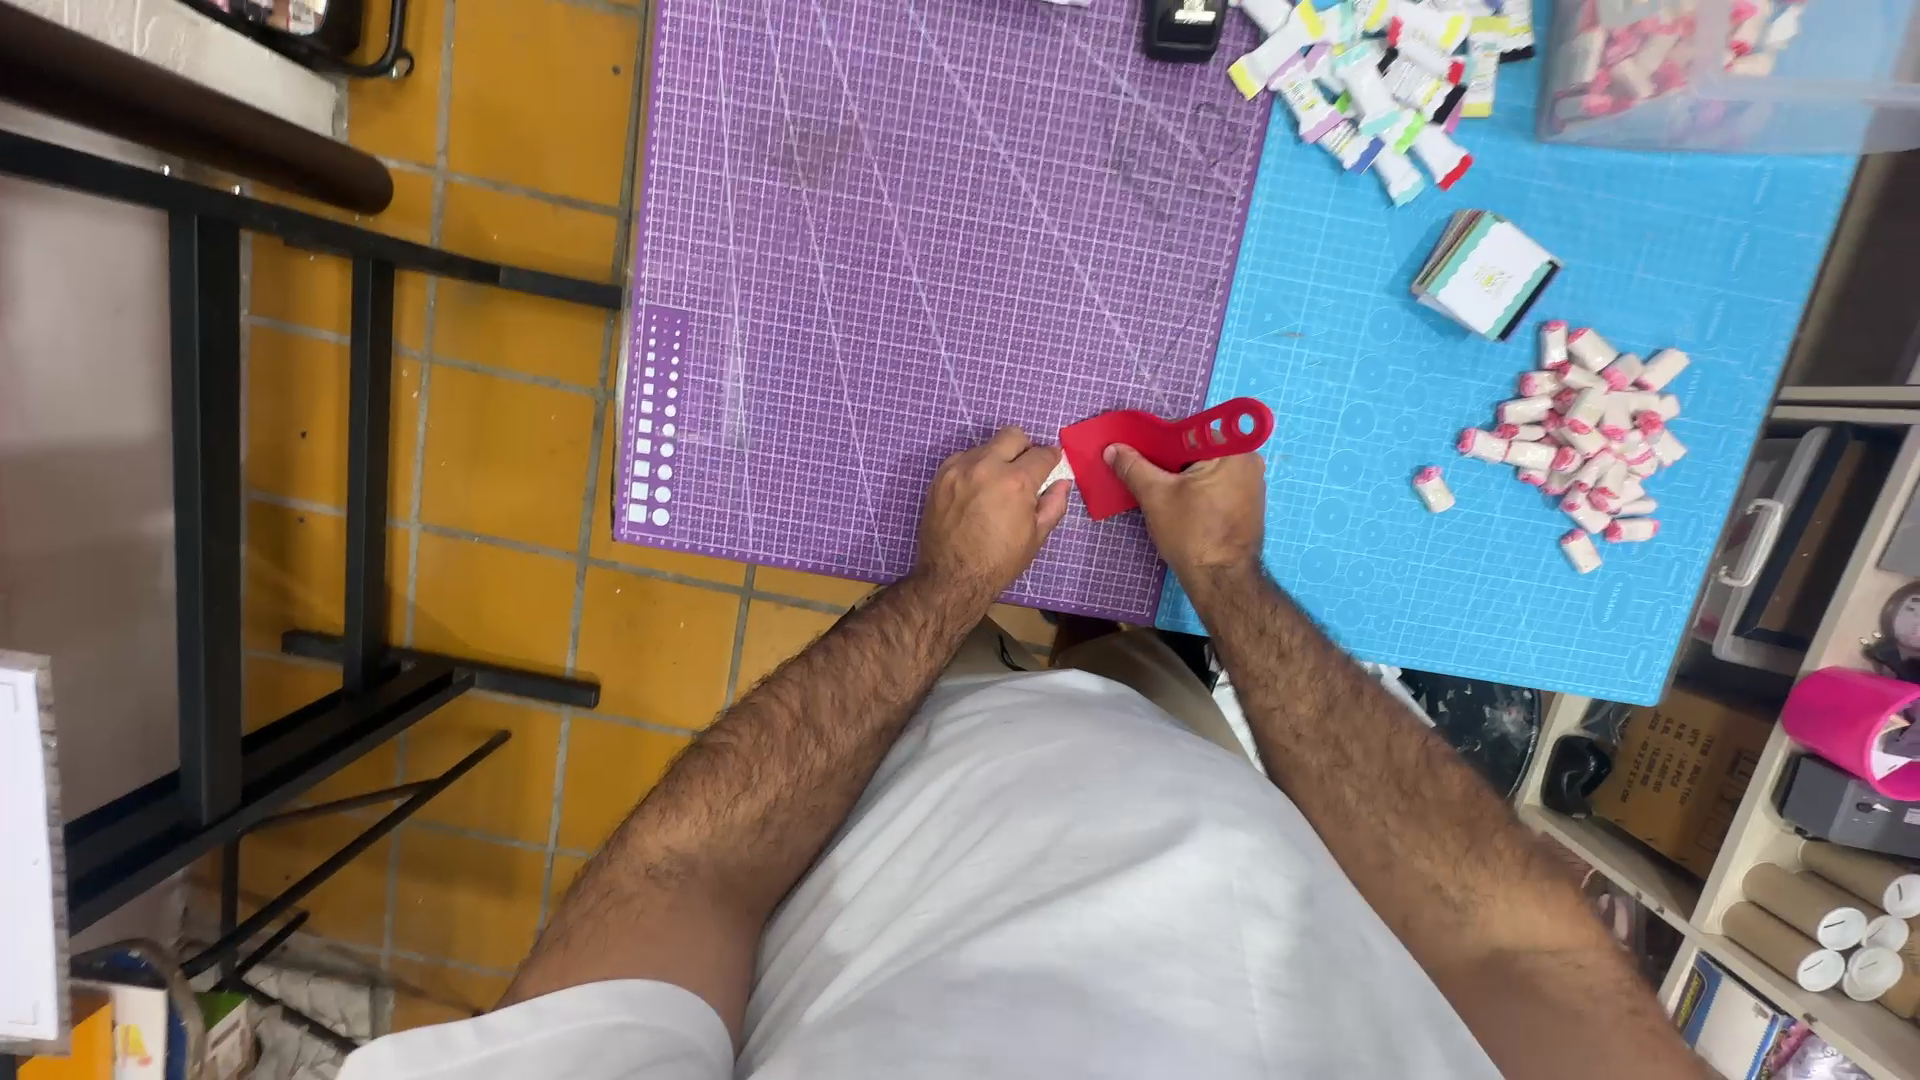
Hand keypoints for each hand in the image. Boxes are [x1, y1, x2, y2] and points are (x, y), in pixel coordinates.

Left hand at [915, 427, 1070, 606]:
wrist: (951, 577)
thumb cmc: (999, 562)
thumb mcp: (1036, 536)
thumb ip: (1053, 504)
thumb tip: (1062, 482)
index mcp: (1015, 482)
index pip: (1042, 454)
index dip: (1052, 459)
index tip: (1052, 464)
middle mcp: (986, 466)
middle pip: (1013, 436)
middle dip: (1025, 448)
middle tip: (1026, 469)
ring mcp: (959, 468)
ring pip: (986, 445)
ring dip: (998, 458)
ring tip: (997, 485)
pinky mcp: (940, 476)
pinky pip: (964, 458)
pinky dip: (975, 467)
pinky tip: (977, 490)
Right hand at [1106, 444, 1265, 585]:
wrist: (1221, 580)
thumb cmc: (1191, 533)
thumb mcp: (1154, 496)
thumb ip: (1133, 467)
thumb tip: (1113, 449)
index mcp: (1232, 450)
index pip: (1189, 430)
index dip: (1160, 440)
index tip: (1142, 455)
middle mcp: (1249, 460)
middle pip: (1199, 448)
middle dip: (1171, 460)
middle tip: (1149, 477)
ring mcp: (1253, 483)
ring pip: (1208, 467)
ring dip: (1183, 476)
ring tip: (1163, 493)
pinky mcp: (1249, 503)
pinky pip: (1218, 484)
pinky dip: (1198, 489)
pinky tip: (1182, 506)